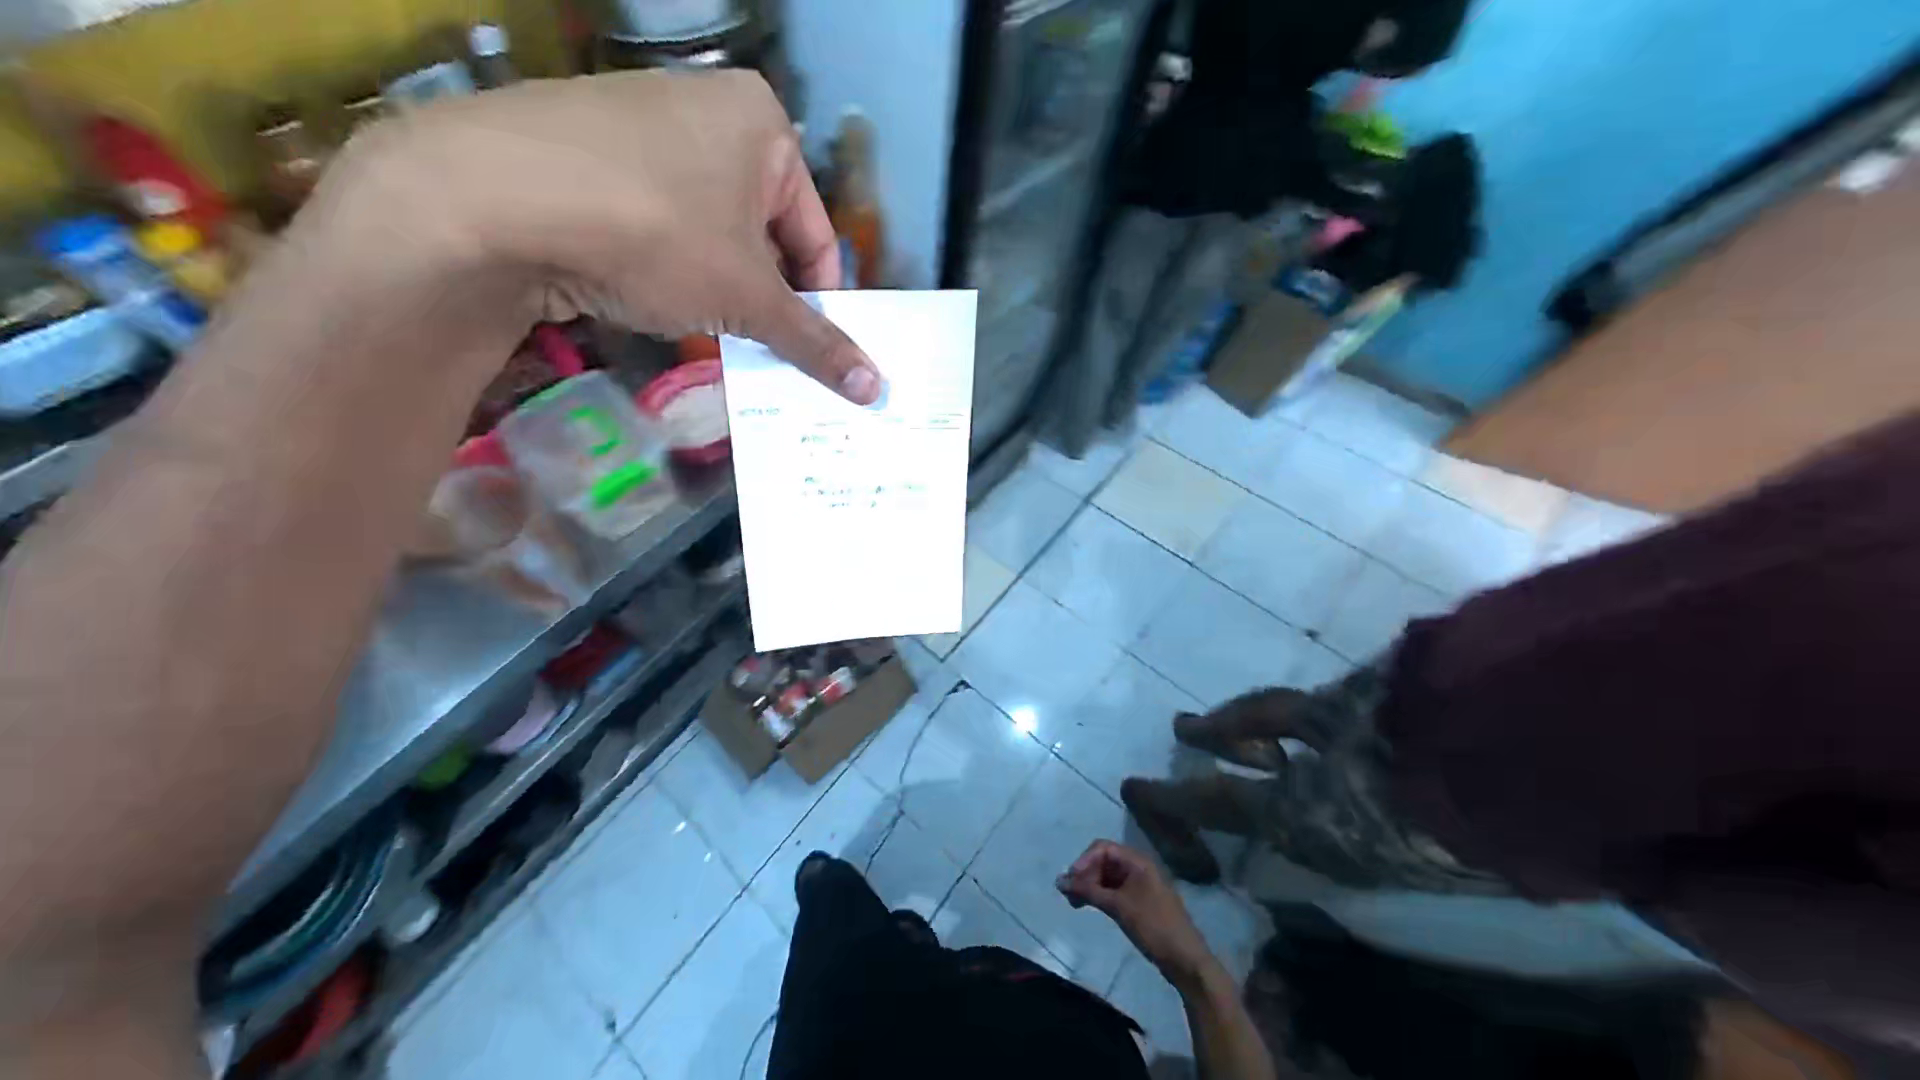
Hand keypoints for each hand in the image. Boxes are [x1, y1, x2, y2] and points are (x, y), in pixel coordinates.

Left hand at [309, 70, 881, 402]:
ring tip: (700, 327)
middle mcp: (707, 108)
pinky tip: (646, 296)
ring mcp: (643, 125)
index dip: (818, 303)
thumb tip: (875, 390)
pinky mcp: (589, 150)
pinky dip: (666, 267)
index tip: (810, 352)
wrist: (488, 197)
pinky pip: (657, 220)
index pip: (817, 235)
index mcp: (763, 124)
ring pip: (710, 231)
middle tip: (757, 348)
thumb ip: (814, 342)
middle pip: (764, 233)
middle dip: (764, 298)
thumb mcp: (747, 298)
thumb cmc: (654, 233)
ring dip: (717, 288)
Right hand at [1058, 840, 1217, 985]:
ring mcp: (1140, 884)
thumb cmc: (1153, 926)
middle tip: (1069, 895)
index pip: (1103, 848)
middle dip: (1085, 874)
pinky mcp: (1139, 901)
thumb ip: (1088, 891)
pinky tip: (1089, 905)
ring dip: (1090, 885)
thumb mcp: (1118, 906)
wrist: (1185, 959)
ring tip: (1074, 903)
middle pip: (1104, 861)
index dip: (1084, 860)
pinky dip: (1100, 895)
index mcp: (1137, 861)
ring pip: (1107, 876)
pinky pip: (1114, 889)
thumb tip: (1060, 881)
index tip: (1070, 879)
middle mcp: (1138, 867)